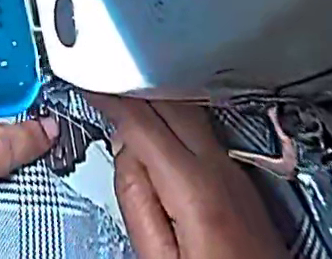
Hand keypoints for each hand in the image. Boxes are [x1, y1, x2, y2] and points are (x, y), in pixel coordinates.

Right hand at [92, 94, 287, 258]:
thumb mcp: (159, 258)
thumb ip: (134, 197)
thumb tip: (122, 150)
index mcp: (196, 190)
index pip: (141, 120)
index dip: (109, 99)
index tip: (90, 89)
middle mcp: (221, 172)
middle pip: (168, 103)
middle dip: (131, 92)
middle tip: (102, 92)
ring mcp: (235, 174)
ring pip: (186, 111)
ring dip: (153, 101)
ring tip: (125, 108)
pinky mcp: (241, 181)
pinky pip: (200, 131)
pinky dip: (172, 118)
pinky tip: (155, 131)